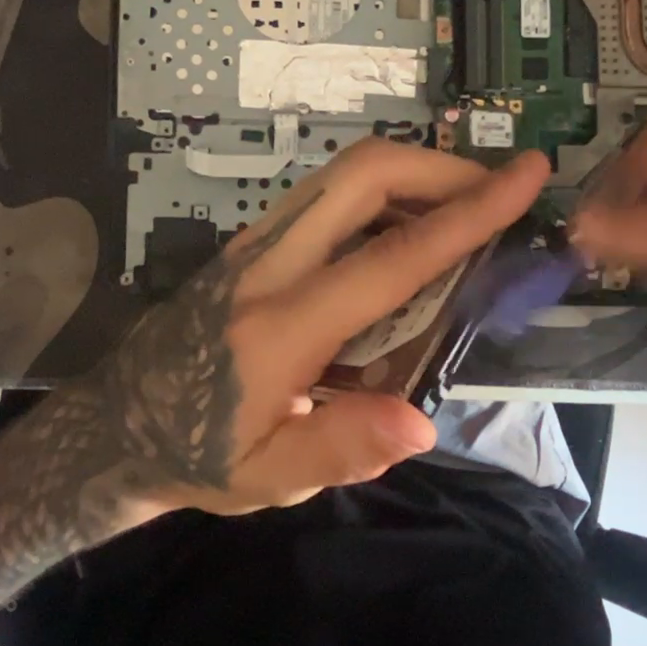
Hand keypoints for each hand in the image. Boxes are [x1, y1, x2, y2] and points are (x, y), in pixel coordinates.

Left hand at [91, 140, 549, 517]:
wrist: (120, 422)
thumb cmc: (199, 454)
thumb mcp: (268, 476)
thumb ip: (340, 448)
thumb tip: (421, 422)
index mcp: (280, 327)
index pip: (389, 259)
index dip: (466, 215)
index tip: (526, 176)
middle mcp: (266, 265)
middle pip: (359, 176)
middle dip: (439, 168)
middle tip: (497, 193)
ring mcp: (252, 244)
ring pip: (339, 174)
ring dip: (410, 175)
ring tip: (463, 210)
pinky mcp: (248, 243)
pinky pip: (323, 195)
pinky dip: (379, 193)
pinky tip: (405, 231)